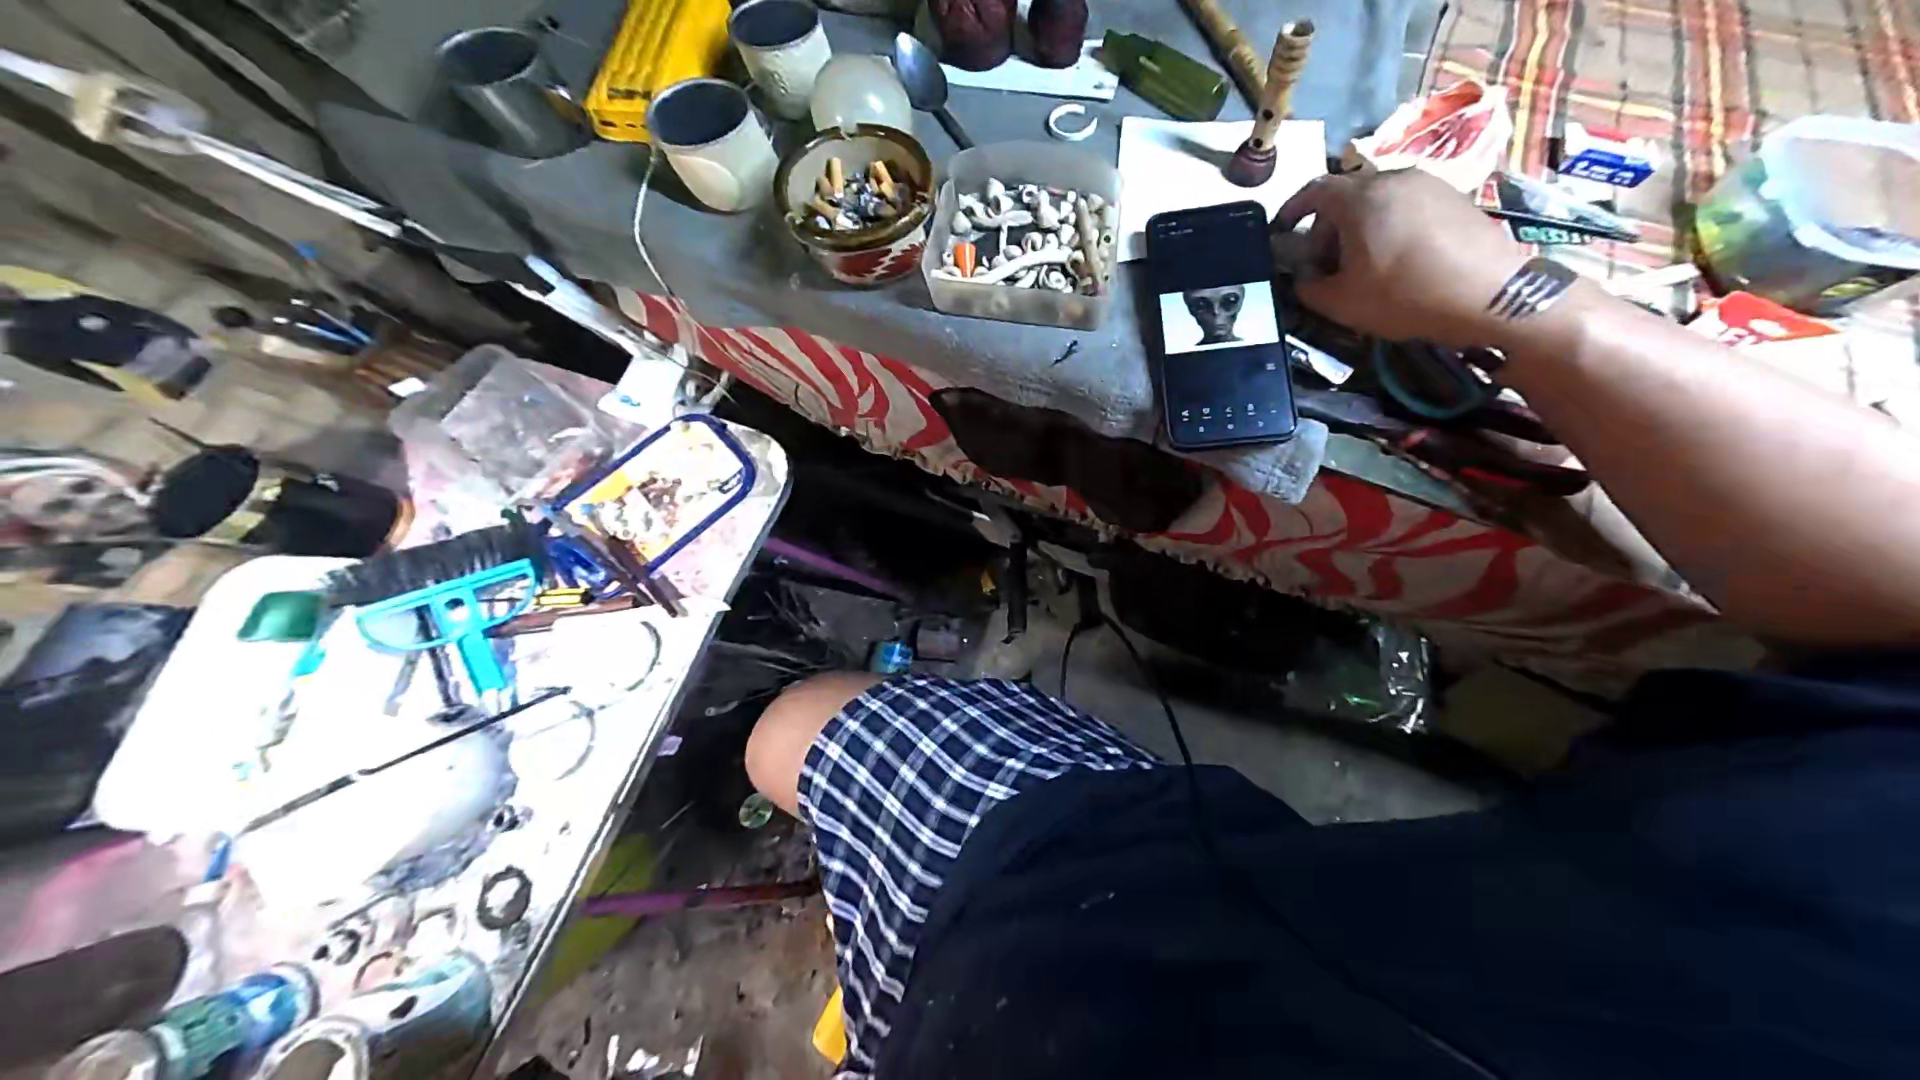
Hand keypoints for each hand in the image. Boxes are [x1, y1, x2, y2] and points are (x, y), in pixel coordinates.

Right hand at [1273, 169, 1530, 346]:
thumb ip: (1307, 285)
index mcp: (1361, 198)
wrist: (1487, 296)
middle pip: (1347, 196)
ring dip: (1359, 228)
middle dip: (1326, 227)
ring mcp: (1429, 184)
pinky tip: (1394, 260)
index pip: (1314, 190)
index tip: (1282, 231)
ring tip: (1360, 265)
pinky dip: (1389, 227)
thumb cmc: (1403, 295)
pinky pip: (1406, 206)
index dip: (1292, 210)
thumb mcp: (1339, 302)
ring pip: (1378, 200)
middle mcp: (1395, 179)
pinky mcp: (1455, 198)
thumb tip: (1302, 275)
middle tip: (1323, 263)